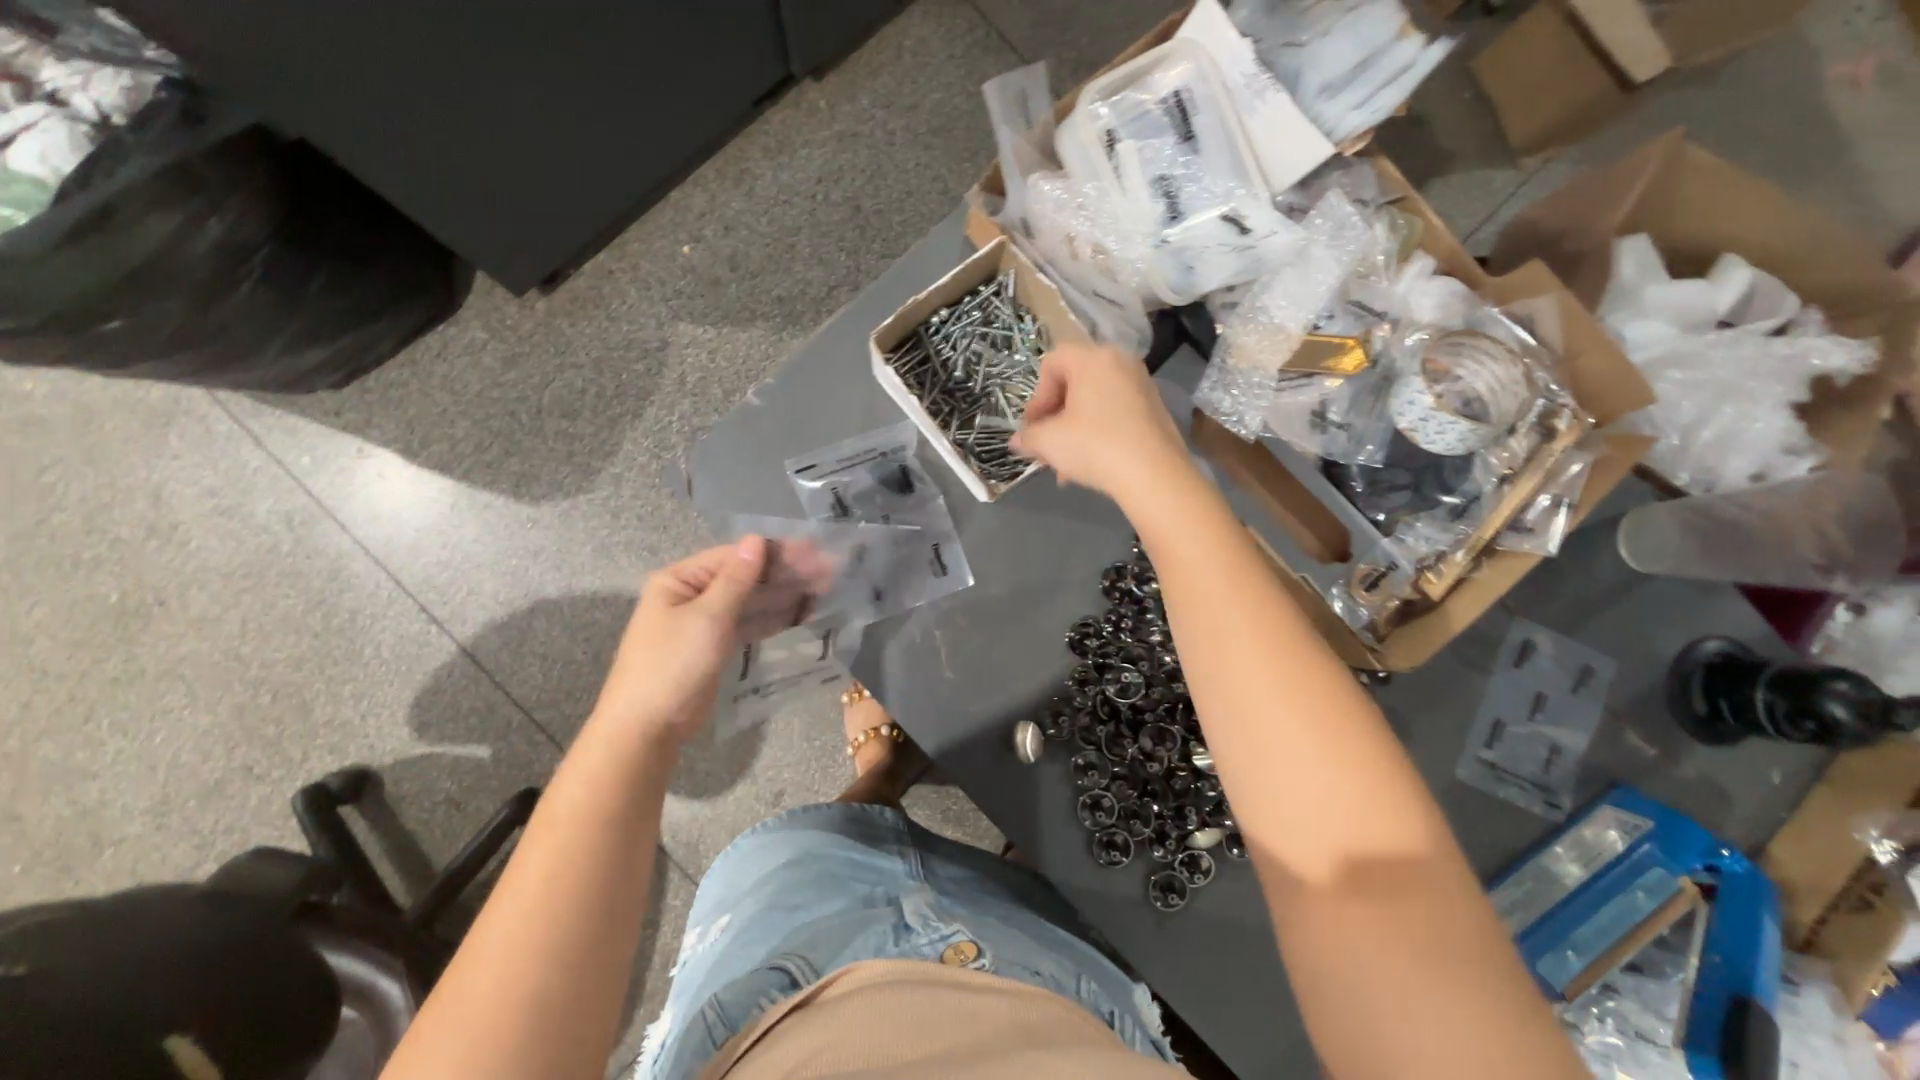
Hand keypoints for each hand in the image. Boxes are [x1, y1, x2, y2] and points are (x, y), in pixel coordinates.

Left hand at [592, 536, 826, 747]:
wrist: (647, 727)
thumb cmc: (673, 665)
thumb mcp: (707, 617)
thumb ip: (736, 579)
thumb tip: (756, 539)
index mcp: (680, 579)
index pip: (735, 556)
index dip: (776, 552)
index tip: (815, 551)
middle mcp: (691, 595)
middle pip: (746, 577)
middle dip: (786, 573)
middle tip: (829, 570)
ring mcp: (704, 623)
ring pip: (751, 602)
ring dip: (785, 595)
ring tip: (825, 588)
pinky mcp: (715, 648)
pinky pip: (748, 625)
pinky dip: (773, 619)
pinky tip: (802, 613)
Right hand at [1011, 343, 1193, 504]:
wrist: (1154, 474)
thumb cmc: (1094, 446)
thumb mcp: (1050, 442)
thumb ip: (1029, 437)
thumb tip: (1018, 440)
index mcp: (1093, 358)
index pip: (1052, 363)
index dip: (1036, 396)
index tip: (1034, 427)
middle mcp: (1120, 363)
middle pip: (1074, 383)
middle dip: (1054, 416)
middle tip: (1046, 445)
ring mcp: (1142, 386)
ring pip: (1095, 402)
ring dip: (1074, 430)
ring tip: (1065, 465)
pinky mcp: (1155, 410)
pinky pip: (1115, 414)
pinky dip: (1098, 433)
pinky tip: (1090, 465)